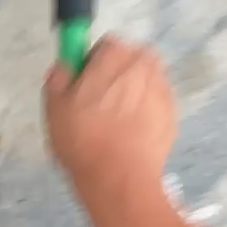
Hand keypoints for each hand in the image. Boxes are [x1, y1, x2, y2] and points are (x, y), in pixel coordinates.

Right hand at [45, 37, 178, 201]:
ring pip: (141, 88)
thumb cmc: (84, 140)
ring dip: (129, 101)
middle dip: (112, 83)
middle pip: (125, 66)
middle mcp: (145, 63)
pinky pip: (153, 110)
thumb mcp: (54, 108)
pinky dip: (142, 120)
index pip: (101, 48)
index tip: (80, 92)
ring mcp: (163, 90)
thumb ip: (58, 78)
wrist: (120, 179)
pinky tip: (127, 141)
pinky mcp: (173, 116)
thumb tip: (64, 69)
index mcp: (115, 54)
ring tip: (111, 132)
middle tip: (94, 114)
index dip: (88, 69)